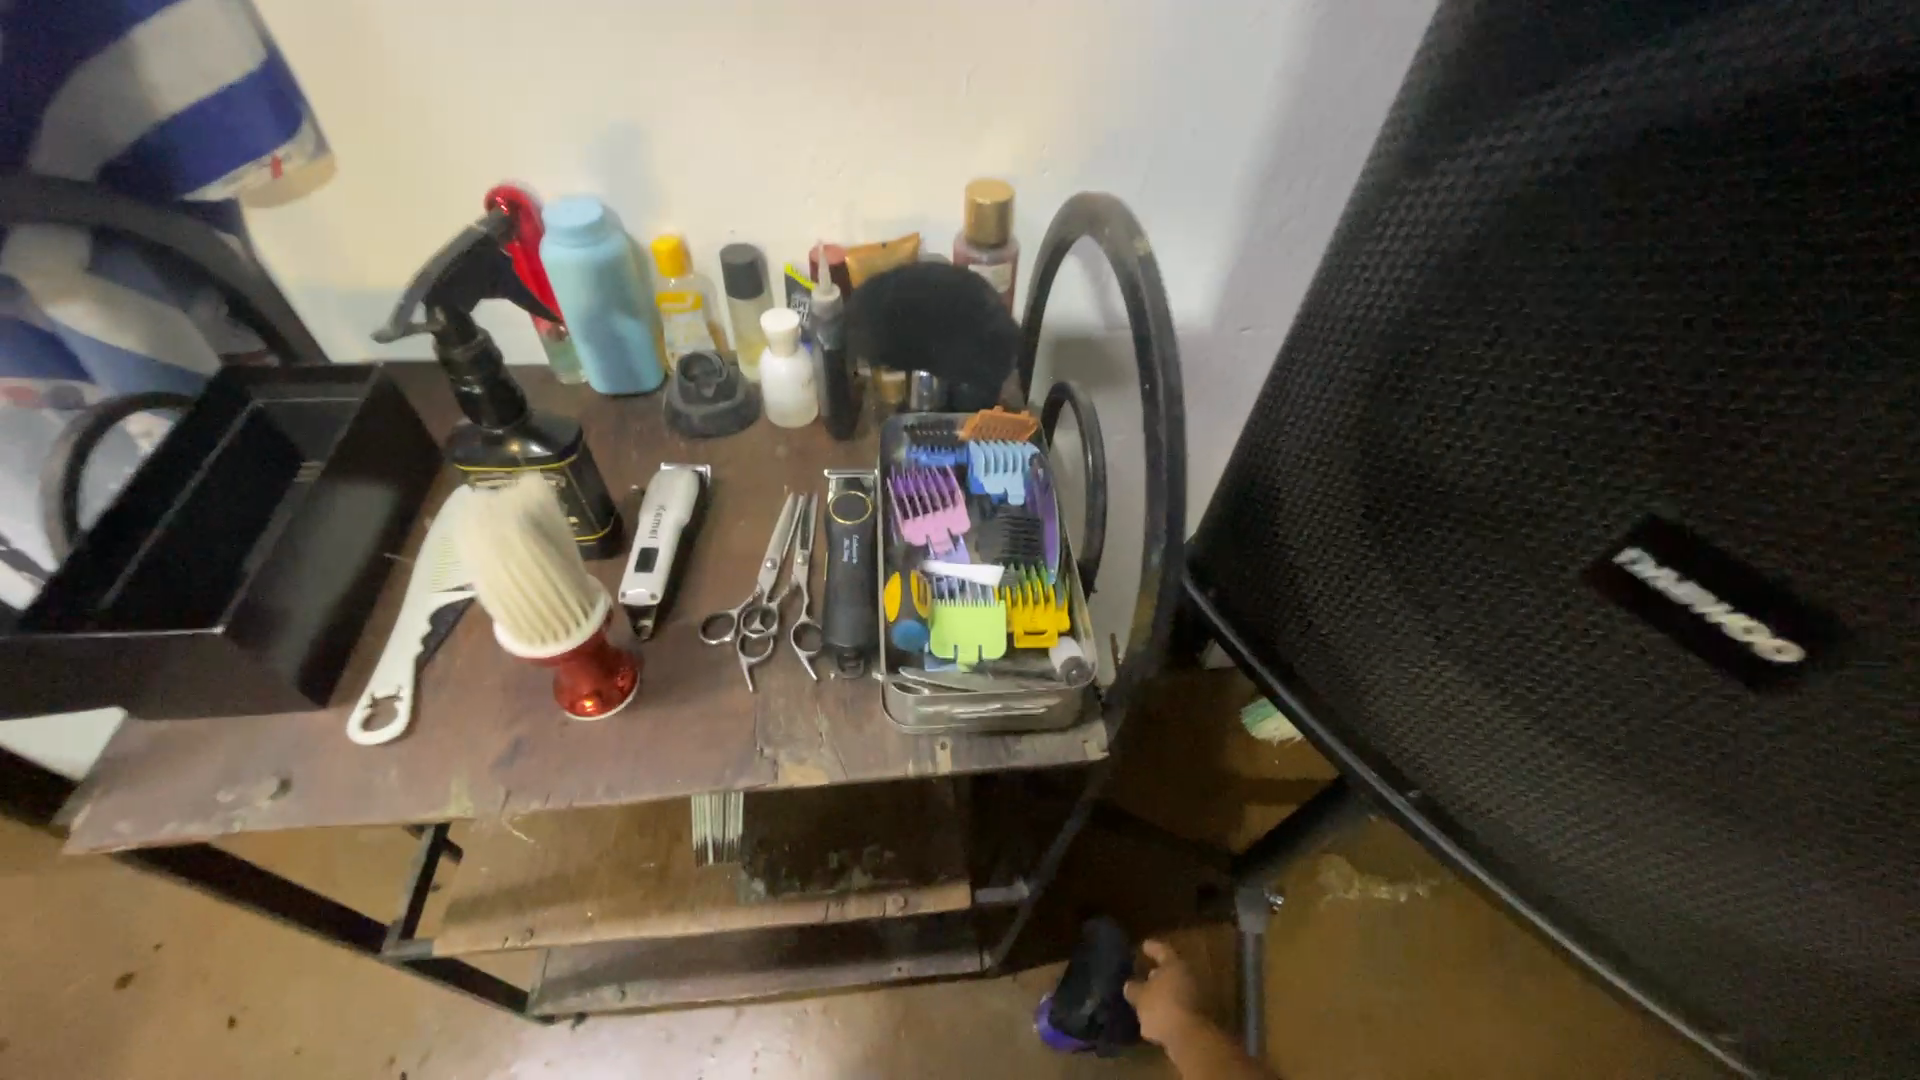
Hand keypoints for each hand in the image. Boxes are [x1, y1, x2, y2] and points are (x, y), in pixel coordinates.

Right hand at [1124, 939, 1205, 1046]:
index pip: (1162, 950)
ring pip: (1175, 991)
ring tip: (1148, 998)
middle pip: (1171, 971)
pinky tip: (1156, 1016)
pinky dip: (1168, 1009)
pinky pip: (1178, 1008)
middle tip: (1146, 974)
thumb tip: (1130, 985)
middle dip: (1158, 974)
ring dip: (1163, 994)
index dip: (1152, 948)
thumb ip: (1134, 988)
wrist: (1189, 1039)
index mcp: (1174, 965)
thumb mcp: (1140, 996)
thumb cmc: (1162, 1007)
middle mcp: (1188, 977)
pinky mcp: (1197, 1019)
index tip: (1144, 946)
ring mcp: (1196, 998)